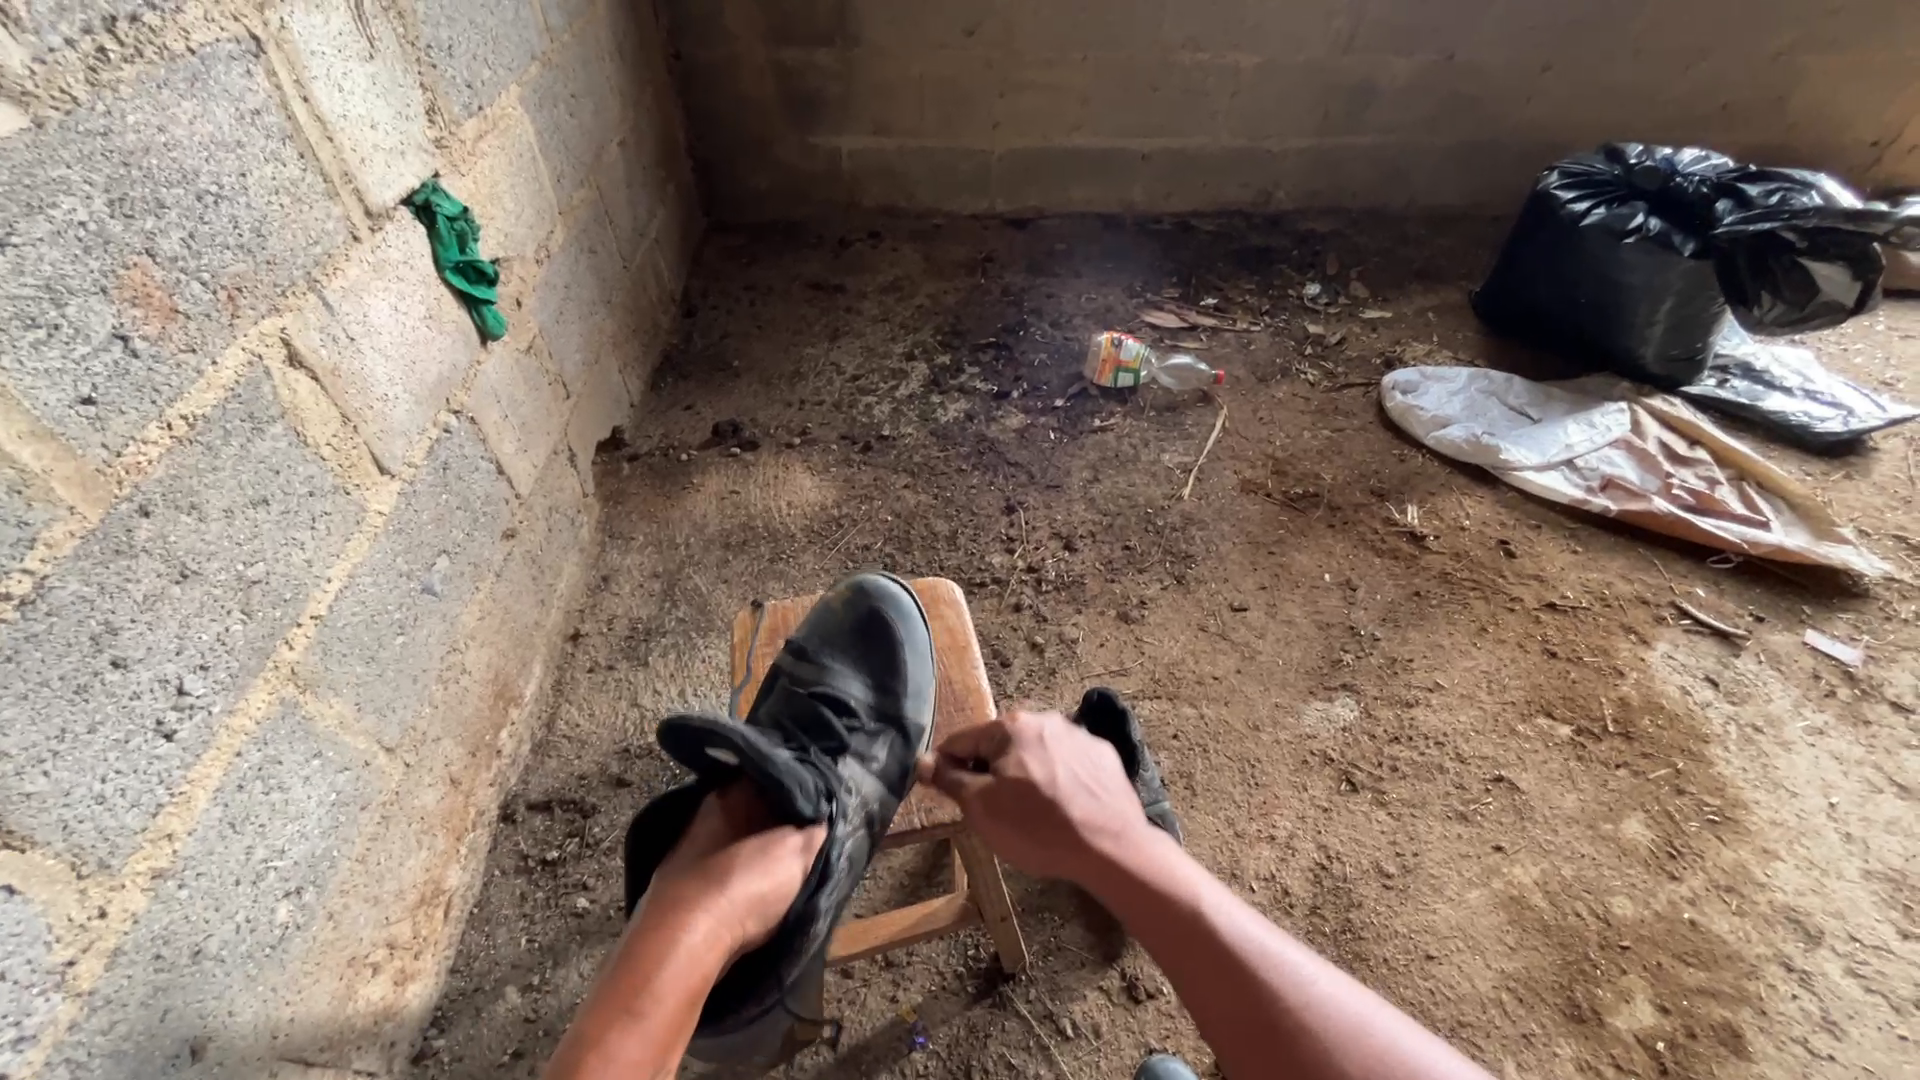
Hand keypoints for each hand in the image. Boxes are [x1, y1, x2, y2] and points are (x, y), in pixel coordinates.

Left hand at [642, 783, 826, 960]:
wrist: (683, 942)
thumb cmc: (746, 882)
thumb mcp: (799, 850)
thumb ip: (814, 829)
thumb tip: (822, 819)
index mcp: (732, 793)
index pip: (770, 779)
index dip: (797, 791)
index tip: (818, 806)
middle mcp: (705, 816)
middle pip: (750, 812)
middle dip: (774, 823)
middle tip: (805, 838)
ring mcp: (686, 855)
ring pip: (732, 845)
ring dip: (753, 855)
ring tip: (782, 871)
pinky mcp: (676, 893)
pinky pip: (718, 878)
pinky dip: (735, 884)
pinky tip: (751, 897)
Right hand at [916, 708, 1154, 885]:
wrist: (1111, 849)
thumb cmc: (1037, 828)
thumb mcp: (981, 808)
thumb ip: (950, 779)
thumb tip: (923, 761)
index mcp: (1010, 727)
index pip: (961, 741)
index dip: (949, 768)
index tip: (952, 796)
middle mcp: (1044, 720)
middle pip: (1001, 745)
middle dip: (991, 772)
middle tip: (996, 812)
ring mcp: (1078, 735)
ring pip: (1036, 753)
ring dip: (1026, 775)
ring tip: (1034, 814)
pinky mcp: (1103, 755)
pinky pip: (1068, 764)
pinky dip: (1059, 781)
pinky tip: (1065, 809)